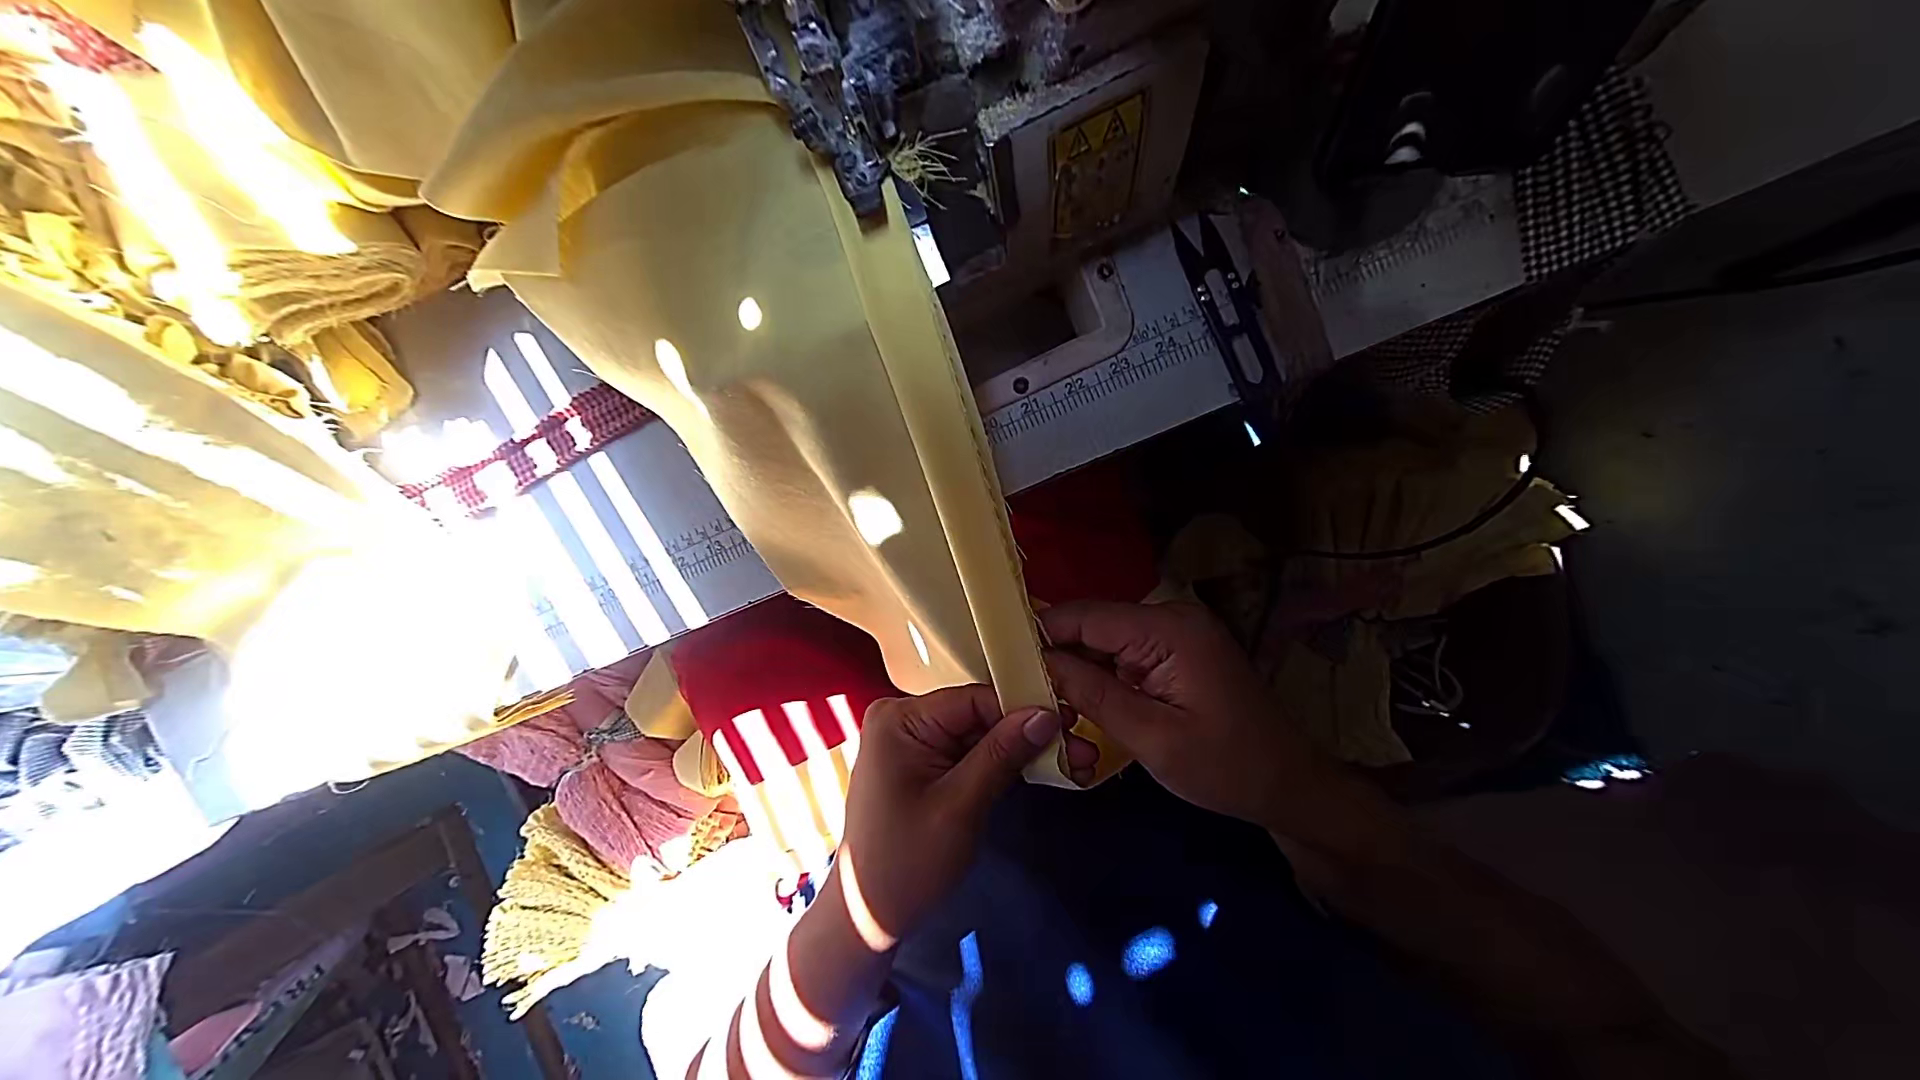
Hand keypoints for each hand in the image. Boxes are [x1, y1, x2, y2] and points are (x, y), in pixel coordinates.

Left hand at [835, 686, 1061, 945]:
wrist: (868, 916)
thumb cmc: (905, 863)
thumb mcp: (958, 808)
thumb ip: (1001, 755)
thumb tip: (1046, 714)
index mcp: (899, 719)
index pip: (973, 699)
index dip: (1022, 709)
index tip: (1071, 723)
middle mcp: (904, 719)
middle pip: (979, 714)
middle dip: (1029, 732)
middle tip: (1081, 749)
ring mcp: (913, 741)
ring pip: (981, 734)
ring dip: (1023, 750)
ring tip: (1075, 761)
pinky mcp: (925, 763)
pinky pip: (971, 752)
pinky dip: (1004, 764)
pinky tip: (1043, 769)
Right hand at [1041, 601, 1387, 846]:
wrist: (1290, 786)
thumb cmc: (1226, 767)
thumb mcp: (1151, 737)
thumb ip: (1091, 693)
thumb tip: (1037, 662)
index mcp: (1169, 628)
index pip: (1086, 615)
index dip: (1041, 633)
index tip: (1001, 659)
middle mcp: (1171, 617)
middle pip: (1092, 625)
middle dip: (1057, 657)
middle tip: (1022, 693)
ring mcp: (1175, 633)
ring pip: (1102, 641)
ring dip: (1076, 671)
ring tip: (1047, 704)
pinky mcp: (1174, 651)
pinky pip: (1122, 654)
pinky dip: (1099, 677)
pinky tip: (1080, 704)